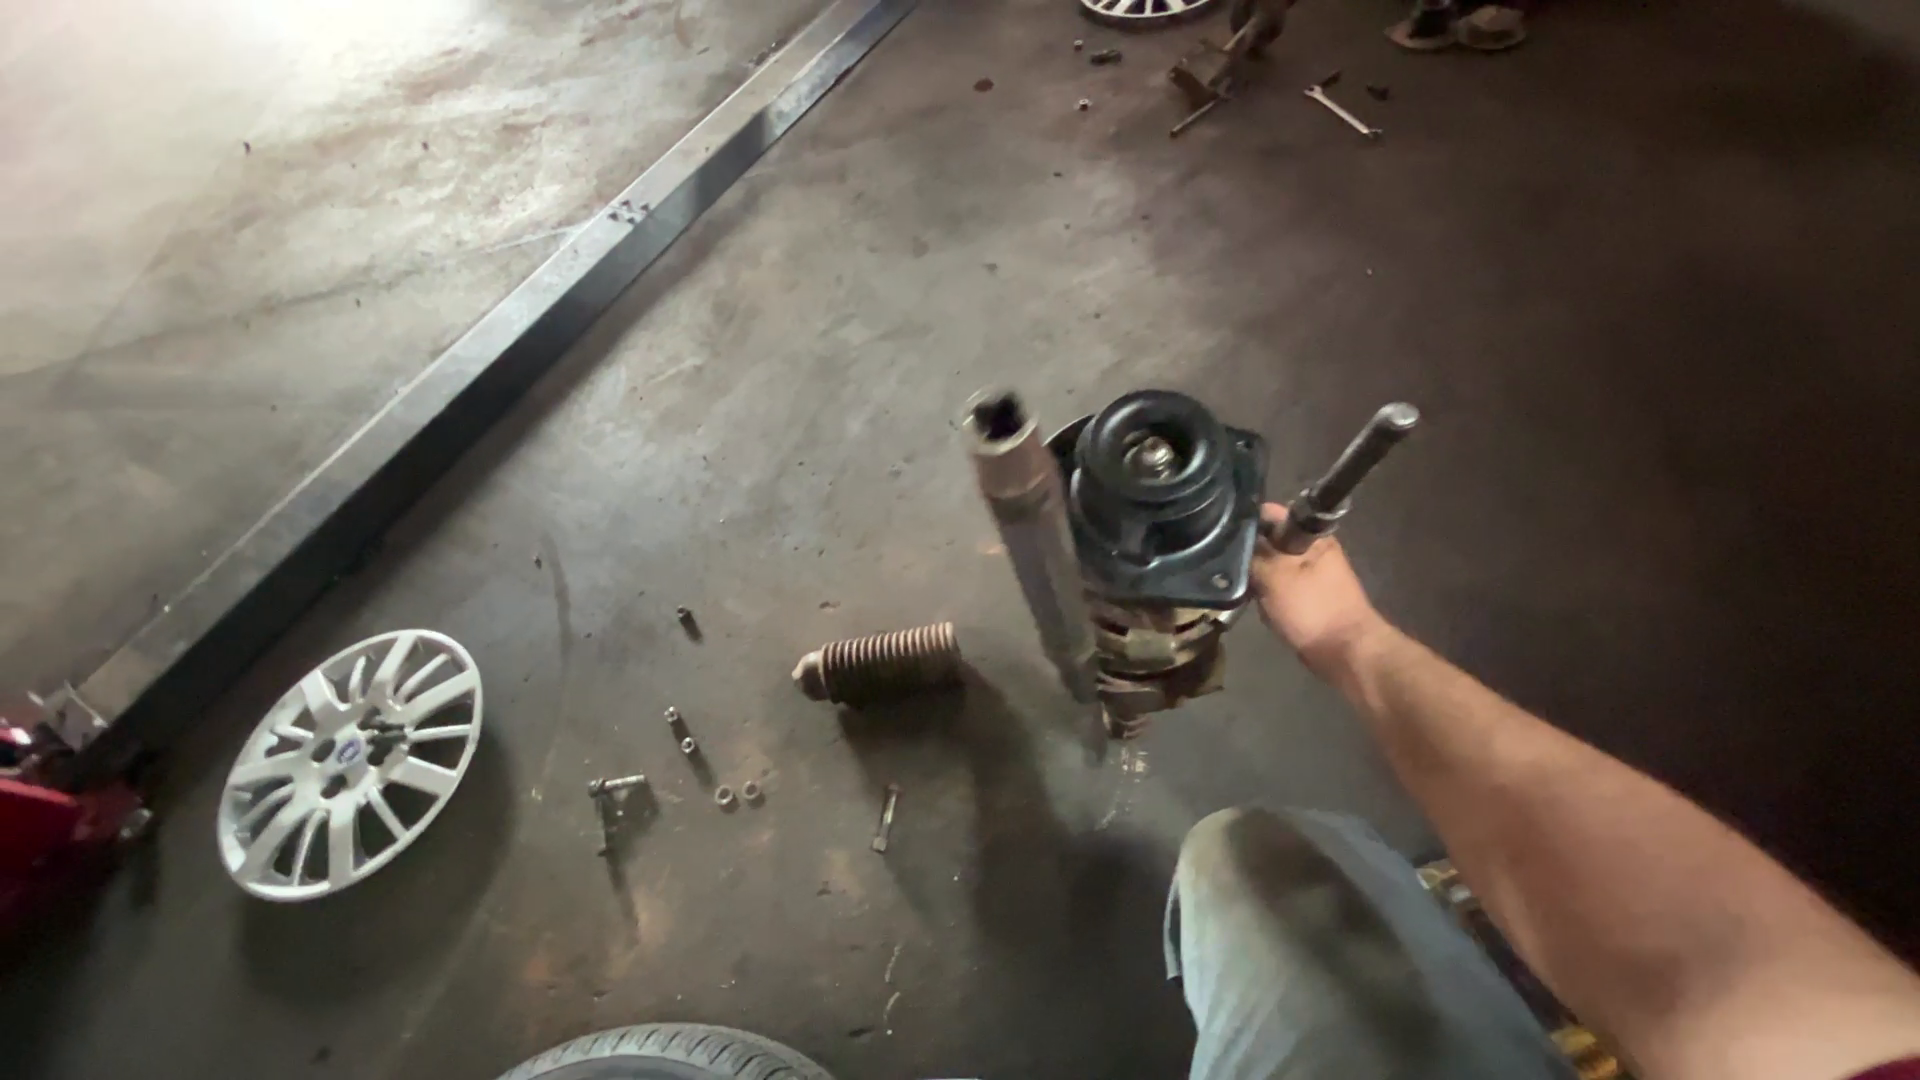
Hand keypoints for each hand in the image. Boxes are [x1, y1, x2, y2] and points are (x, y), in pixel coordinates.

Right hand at [1250, 503, 1385, 679]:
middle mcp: (1312, 551)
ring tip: (1246, 591)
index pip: (1272, 515)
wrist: (1344, 652)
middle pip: (1268, 542)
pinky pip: (1275, 588)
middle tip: (1233, 569)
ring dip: (1256, 580)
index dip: (1247, 521)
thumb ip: (1253, 554)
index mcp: (1312, 537)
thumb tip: (1233, 541)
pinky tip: (1258, 606)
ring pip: (1269, 567)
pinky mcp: (1304, 597)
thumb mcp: (1275, 576)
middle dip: (1249, 556)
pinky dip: (1265, 597)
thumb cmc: (1312, 608)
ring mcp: (1309, 575)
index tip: (1222, 533)